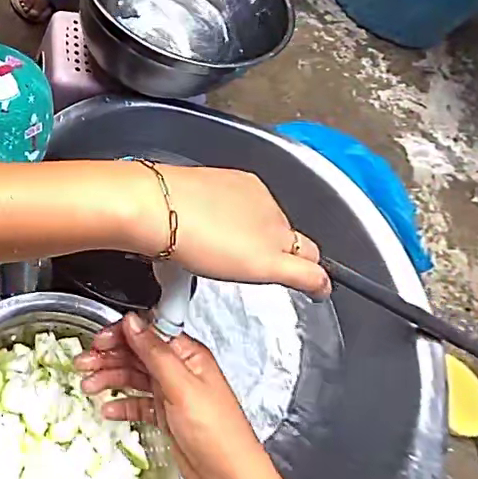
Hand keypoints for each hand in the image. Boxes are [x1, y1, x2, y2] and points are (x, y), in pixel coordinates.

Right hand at [75, 314, 271, 478]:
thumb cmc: (218, 433)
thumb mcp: (182, 387)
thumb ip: (155, 352)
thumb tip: (134, 322)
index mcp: (187, 355)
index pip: (148, 332)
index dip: (121, 334)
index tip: (99, 341)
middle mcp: (179, 370)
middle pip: (137, 353)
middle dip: (108, 356)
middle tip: (84, 363)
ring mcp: (172, 393)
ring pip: (134, 377)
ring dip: (110, 378)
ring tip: (89, 385)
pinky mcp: (167, 415)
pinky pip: (138, 402)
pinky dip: (122, 403)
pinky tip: (108, 408)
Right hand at [131, 164, 328, 297]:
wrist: (159, 208)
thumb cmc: (160, 204)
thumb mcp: (188, 199)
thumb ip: (204, 210)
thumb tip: (194, 221)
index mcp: (244, 186)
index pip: (265, 213)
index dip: (261, 232)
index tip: (252, 241)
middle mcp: (264, 203)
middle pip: (284, 232)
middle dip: (275, 247)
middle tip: (245, 262)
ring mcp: (271, 229)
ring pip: (295, 251)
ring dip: (281, 261)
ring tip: (247, 276)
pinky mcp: (272, 258)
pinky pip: (308, 273)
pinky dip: (316, 284)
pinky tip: (318, 292)